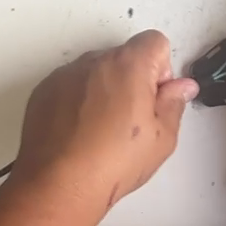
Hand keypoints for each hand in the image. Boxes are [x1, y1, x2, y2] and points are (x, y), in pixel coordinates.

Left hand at [12, 30, 199, 213]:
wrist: (58, 184)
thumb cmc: (110, 163)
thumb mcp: (162, 138)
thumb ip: (174, 103)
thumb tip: (180, 87)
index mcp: (128, 65)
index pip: (155, 41)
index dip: (162, 68)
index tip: (156, 96)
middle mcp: (94, 61)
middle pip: (124, 56)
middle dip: (133, 80)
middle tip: (132, 121)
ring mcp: (65, 75)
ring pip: (95, 71)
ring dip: (104, 90)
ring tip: (103, 131)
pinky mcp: (44, 91)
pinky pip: (70, 85)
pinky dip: (78, 101)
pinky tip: (81, 133)